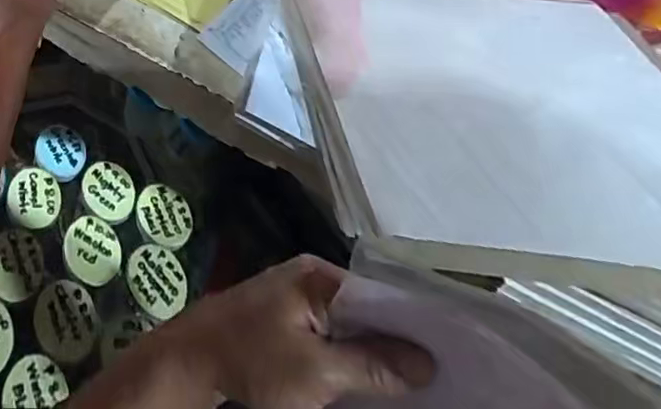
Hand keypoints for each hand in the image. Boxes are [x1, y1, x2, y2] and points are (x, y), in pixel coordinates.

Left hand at [162, 256, 434, 408]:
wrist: (194, 356)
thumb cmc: (252, 358)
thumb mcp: (318, 371)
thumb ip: (372, 364)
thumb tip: (428, 360)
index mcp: (317, 277)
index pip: (386, 296)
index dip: (425, 328)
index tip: (467, 357)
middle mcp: (310, 278)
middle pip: (374, 310)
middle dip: (409, 343)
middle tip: (460, 377)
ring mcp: (299, 297)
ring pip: (357, 324)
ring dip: (386, 352)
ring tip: (436, 383)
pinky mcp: (291, 318)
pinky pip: (337, 333)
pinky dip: (360, 354)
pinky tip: (388, 380)